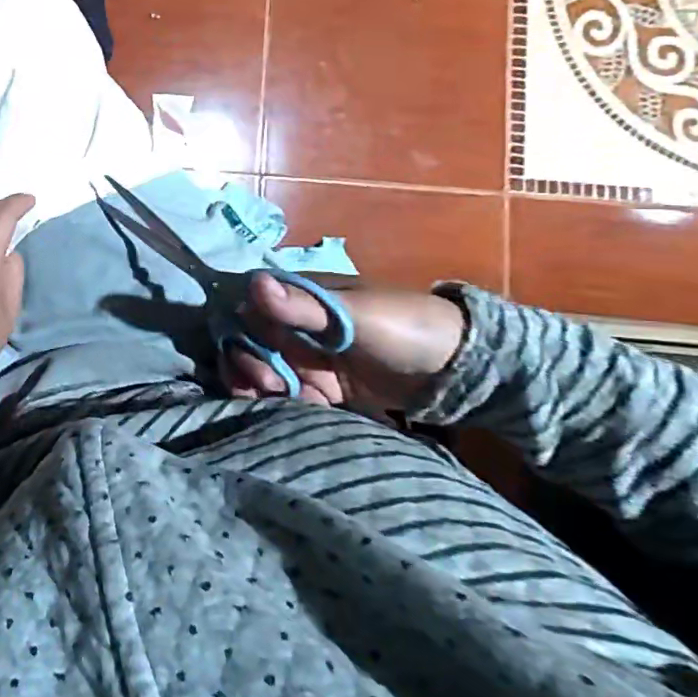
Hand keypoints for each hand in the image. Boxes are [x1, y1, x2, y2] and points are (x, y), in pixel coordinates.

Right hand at [220, 273, 465, 409]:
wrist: (456, 370)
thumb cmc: (406, 327)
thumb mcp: (355, 314)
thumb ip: (305, 306)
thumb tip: (254, 284)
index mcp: (301, 297)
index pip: (249, 308)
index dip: (241, 331)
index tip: (255, 355)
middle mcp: (297, 324)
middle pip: (249, 341)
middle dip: (249, 364)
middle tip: (272, 386)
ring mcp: (307, 356)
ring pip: (262, 368)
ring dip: (258, 385)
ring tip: (278, 401)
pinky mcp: (320, 387)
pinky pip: (286, 394)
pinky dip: (280, 404)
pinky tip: (293, 412)